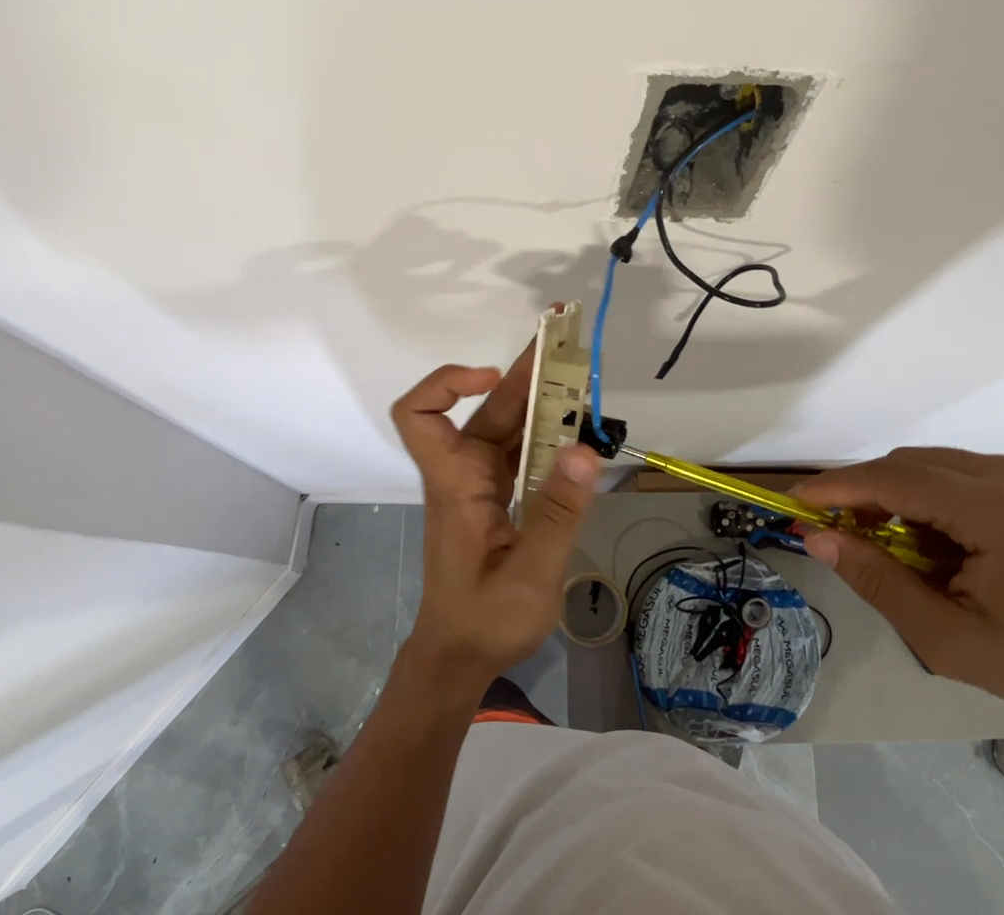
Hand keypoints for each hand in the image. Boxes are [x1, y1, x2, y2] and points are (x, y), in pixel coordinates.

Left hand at [390, 338, 601, 698]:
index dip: (446, 384)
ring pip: (506, 431)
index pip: (419, 416)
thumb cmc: (484, 620)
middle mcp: (463, 476)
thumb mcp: (530, 572)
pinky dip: (547, 440)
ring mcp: (480, 489)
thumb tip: (583, 450)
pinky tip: (578, 434)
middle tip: (567, 347)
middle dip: (523, 378)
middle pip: (483, 412)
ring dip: (540, 404)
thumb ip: (558, 513)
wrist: (460, 656)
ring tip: (581, 379)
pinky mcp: (497, 503)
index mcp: (455, 485)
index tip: (493, 377)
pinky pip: (520, 458)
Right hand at [791, 448, 1003, 726]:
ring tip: (886, 548)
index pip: (897, 478)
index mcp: (1002, 510)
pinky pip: (966, 476)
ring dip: (900, 498)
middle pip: (914, 464)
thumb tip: (817, 538)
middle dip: (866, 494)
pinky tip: (934, 544)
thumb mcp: (949, 638)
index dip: (838, 487)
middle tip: (835, 536)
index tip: (795, 502)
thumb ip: (878, 581)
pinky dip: (934, 501)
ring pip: (937, 467)